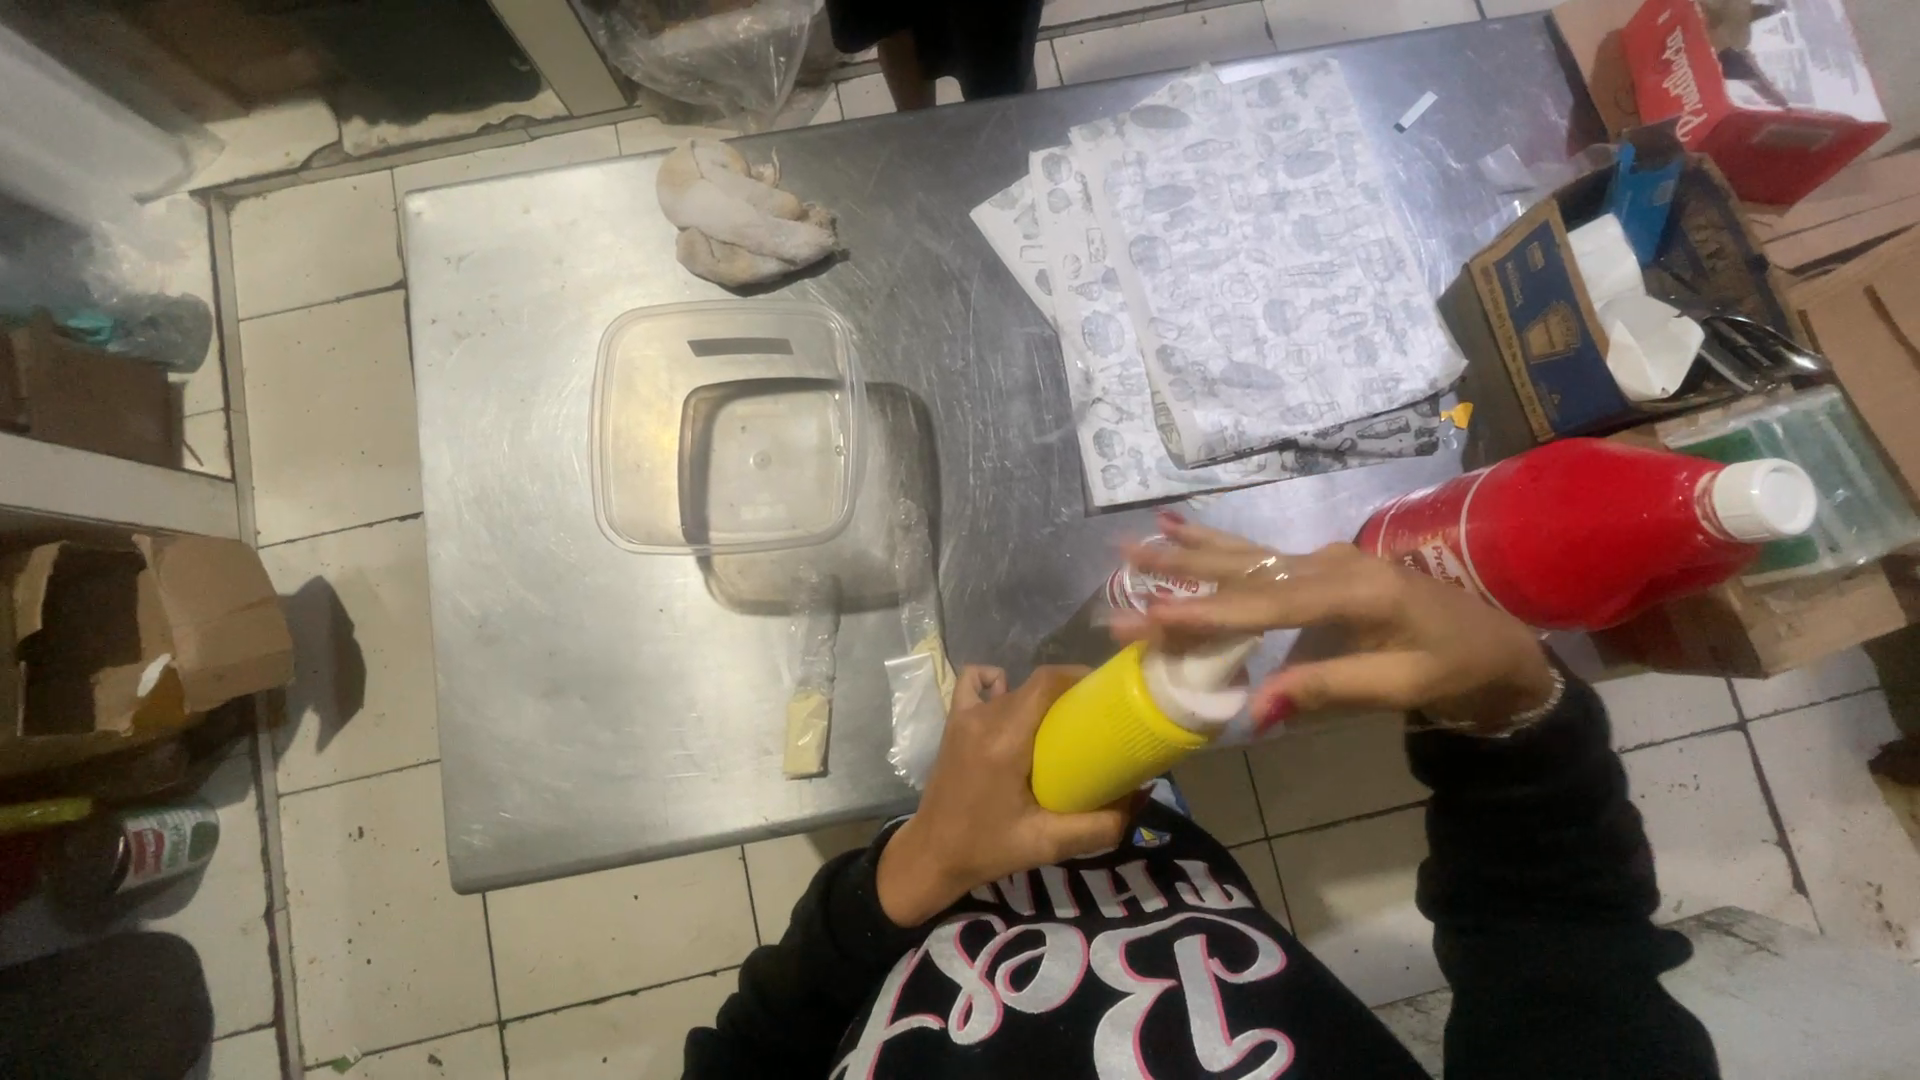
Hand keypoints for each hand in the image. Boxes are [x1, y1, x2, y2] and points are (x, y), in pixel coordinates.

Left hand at [875, 665, 1132, 926]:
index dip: (1077, 676)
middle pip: (1033, 685)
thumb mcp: (1048, 844)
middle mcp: (983, 718)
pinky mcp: (952, 721)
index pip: (1045, 683)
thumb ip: (1100, 825)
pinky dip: (995, 683)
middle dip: (1066, 692)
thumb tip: (1142, 795)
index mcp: (1006, 741)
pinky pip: (973, 683)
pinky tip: (1010, 701)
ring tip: (1058, 720)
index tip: (1105, 690)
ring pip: (1011, 687)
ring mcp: (963, 716)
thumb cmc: (989, 848)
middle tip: (1093, 715)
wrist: (932, 854)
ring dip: (1038, 696)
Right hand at [1114, 514, 1554, 734]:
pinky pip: (1255, 553)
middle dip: (1178, 571)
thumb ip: (1325, 689)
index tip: (1150, 614)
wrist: (1492, 642)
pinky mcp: (1315, 564)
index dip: (1204, 612)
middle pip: (1241, 568)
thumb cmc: (1450, 669)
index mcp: (1354, 592)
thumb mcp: (1397, 688)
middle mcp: (1329, 564)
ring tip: (1135, 539)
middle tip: (1122, 567)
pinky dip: (1212, 541)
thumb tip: (1255, 710)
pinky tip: (1179, 523)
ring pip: (1242, 553)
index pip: (1263, 605)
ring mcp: (1321, 558)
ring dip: (1185, 549)